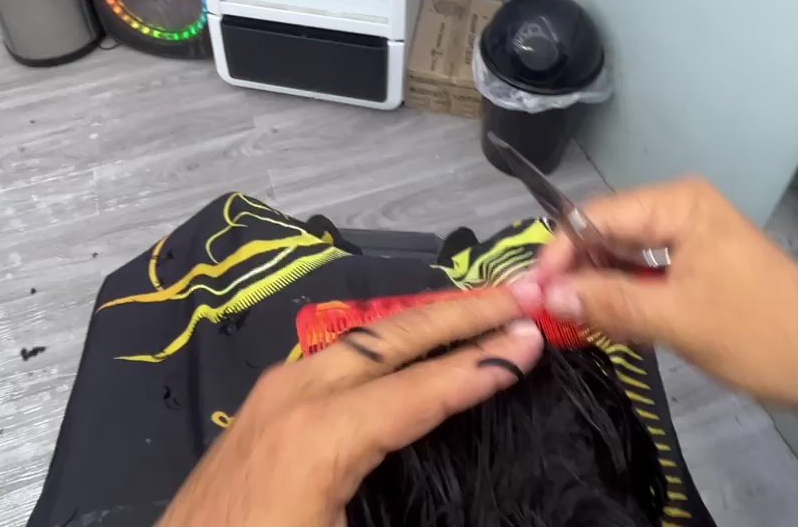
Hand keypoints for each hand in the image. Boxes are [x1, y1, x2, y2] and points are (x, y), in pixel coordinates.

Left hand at [159, 288, 545, 526]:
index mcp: (320, 436)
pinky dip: (389, 340)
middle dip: (458, 314)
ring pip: (366, 336)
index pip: (417, 391)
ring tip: (476, 309)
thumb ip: (408, 501)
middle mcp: (298, 392)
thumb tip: (461, 481)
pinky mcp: (268, 396)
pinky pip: (341, 353)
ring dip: (424, 320)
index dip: (478, 366)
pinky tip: (411, 342)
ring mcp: (278, 387)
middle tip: (515, 297)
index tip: (529, 339)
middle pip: (393, 338)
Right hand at [529, 178, 797, 417]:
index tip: (531, 290)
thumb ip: (606, 302)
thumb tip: (542, 296)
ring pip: (622, 251)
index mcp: (678, 202)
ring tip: (573, 317)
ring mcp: (691, 233)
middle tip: (547, 310)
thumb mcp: (676, 320)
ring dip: (598, 283)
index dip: (559, 252)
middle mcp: (680, 206)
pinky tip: (608, 316)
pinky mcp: (697, 261)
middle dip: (576, 269)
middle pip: (607, 230)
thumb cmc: (762, 336)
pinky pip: (644, 268)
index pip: (597, 216)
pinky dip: (623, 291)